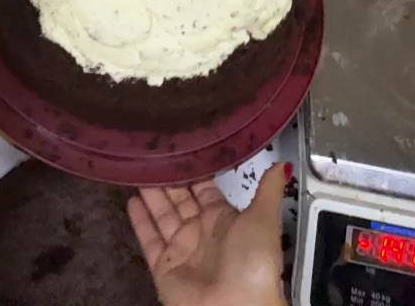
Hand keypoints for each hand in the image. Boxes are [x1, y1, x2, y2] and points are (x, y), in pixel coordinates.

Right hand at [127, 166, 288, 305]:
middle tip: (153, 153)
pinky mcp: (164, 267)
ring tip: (137, 169)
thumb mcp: (264, 220)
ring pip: (162, 215)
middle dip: (167, 178)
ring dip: (150, 194)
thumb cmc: (253, 263)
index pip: (203, 189)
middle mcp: (201, 232)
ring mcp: (182, 249)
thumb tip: (283, 165)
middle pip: (179, 199)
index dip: (192, 170)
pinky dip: (139, 221)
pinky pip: (149, 240)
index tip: (179, 147)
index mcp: (224, 220)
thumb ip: (268, 190)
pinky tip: (131, 200)